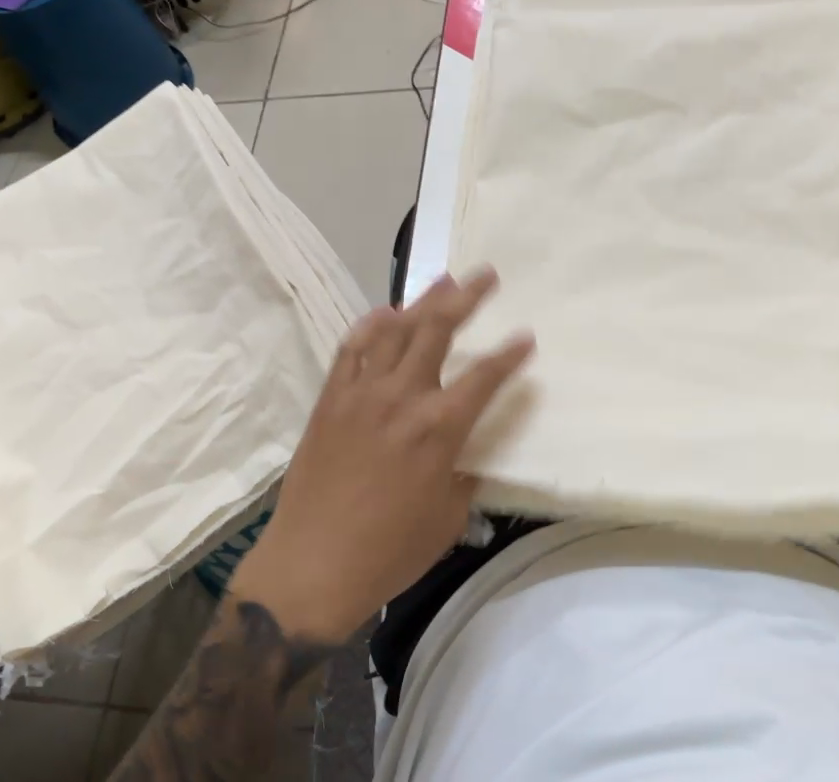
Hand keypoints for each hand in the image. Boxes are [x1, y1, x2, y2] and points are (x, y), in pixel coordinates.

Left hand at [227, 270, 534, 643]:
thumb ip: (462, 474)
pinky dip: (370, 325)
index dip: (510, 354)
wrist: (312, 563)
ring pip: (393, 330)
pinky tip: (384, 313)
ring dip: (420, 300)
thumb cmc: (389, 552)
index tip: (526, 335)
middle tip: (486, 275)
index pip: (484, 377)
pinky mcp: (330, 399)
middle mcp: (401, 397)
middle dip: (466, 297)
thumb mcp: (447, 519)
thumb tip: (468, 452)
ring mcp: (360, 393)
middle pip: (437, 330)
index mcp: (439, 429)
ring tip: (443, 279)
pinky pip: (351, 349)